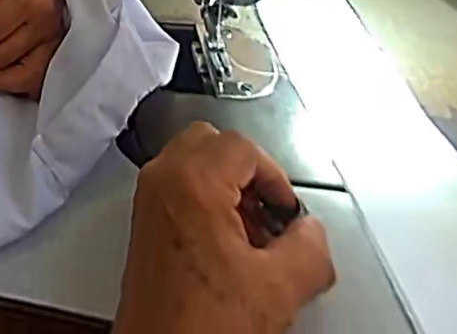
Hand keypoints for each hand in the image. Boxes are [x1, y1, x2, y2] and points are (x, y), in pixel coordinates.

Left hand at [114, 123, 334, 333]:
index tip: (288, 210)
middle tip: (270, 213)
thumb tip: (312, 231)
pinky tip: (227, 243)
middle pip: (213, 141)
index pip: (241, 146)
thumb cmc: (203, 325)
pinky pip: (178, 180)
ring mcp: (149, 193)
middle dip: (248, 172)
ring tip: (253, 234)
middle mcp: (164, 177)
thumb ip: (308, 251)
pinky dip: (205, 194)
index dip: (274, 175)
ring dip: (227, 182)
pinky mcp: (144, 213)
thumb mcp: (276, 291)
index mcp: (192, 182)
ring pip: (193, 157)